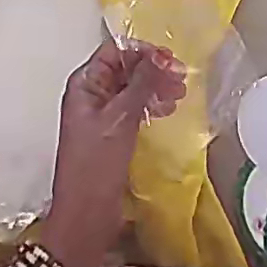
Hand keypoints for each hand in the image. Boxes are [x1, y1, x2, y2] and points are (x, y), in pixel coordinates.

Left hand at [35, 39, 187, 266]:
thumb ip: (141, 82)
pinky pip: (134, 106)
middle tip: (180, 79)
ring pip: (133, 87)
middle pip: (126, 67)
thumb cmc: (97, 163)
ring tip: (178, 95)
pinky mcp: (113, 130)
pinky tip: (167, 108)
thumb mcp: (121, 118)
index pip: (115, 51)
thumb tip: (159, 56)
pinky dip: (151, 103)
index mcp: (85, 84)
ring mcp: (102, 113)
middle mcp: (92, 93)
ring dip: (156, 86)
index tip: (170, 60)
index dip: (143, 51)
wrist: (85, 215)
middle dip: (153, 70)